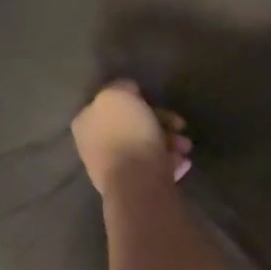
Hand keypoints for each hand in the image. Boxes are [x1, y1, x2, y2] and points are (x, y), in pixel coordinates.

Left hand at [72, 80, 192, 192]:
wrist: (138, 181)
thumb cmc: (128, 134)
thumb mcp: (118, 96)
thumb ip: (120, 87)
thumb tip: (128, 91)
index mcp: (86, 122)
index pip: (113, 103)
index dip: (139, 100)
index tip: (158, 103)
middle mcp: (95, 143)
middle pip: (134, 124)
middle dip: (162, 123)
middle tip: (180, 125)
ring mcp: (113, 165)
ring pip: (148, 144)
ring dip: (171, 142)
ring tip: (184, 148)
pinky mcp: (132, 183)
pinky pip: (155, 164)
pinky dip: (170, 159)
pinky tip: (181, 161)